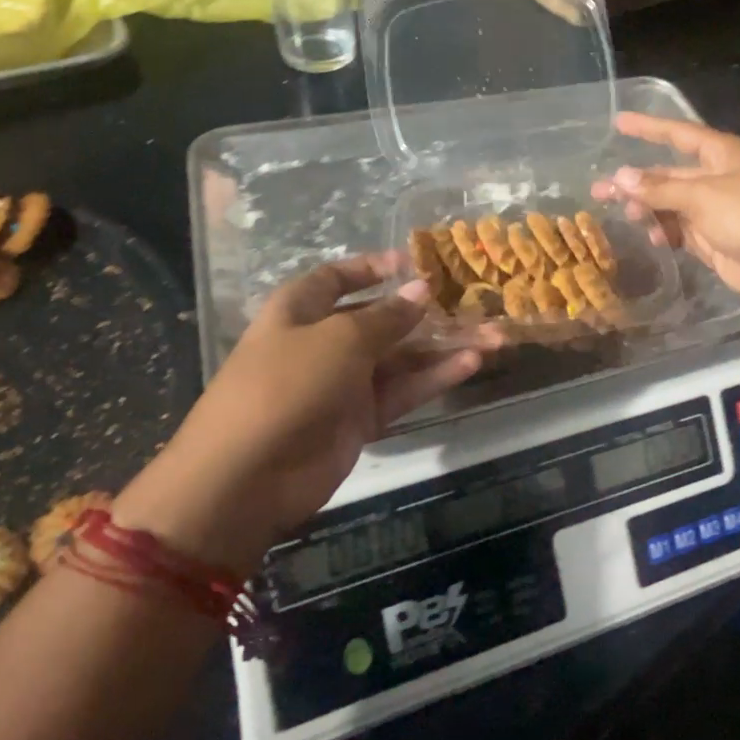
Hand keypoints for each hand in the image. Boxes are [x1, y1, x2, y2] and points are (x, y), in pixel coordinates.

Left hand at [113, 254, 488, 569]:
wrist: (247, 477)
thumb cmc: (285, 385)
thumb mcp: (338, 340)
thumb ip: (386, 317)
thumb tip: (421, 291)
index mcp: (300, 309)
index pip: (338, 278)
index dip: (374, 268)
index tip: (417, 263)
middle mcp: (323, 341)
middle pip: (382, 318)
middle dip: (427, 312)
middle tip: (478, 304)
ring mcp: (343, 382)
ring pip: (401, 357)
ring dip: (444, 346)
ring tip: (493, 335)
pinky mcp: (361, 419)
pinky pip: (403, 390)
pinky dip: (434, 378)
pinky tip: (471, 363)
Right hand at [591, 113, 739, 315]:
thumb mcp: (704, 197)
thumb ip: (660, 187)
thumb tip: (620, 177)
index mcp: (723, 153)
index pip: (679, 134)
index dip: (649, 128)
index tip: (618, 122)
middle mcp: (720, 177)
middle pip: (670, 173)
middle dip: (638, 181)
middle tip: (598, 190)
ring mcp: (718, 210)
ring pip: (672, 203)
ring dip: (649, 208)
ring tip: (626, 215)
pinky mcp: (716, 240)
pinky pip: (682, 229)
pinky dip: (666, 231)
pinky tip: (653, 236)